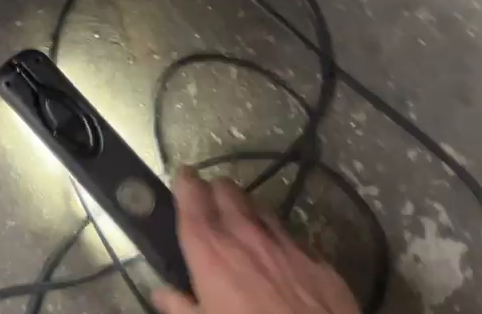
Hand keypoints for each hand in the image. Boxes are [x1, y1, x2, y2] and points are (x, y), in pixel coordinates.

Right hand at [154, 168, 359, 313]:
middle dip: (215, 190)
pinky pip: (294, 237)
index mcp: (207, 243)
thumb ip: (177, 304)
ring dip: (248, 209)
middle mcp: (243, 232)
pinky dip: (282, 239)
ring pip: (260, 206)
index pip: (189, 190)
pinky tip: (283, 258)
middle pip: (226, 188)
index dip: (184, 180)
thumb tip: (161, 294)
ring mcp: (285, 244)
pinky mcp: (320, 262)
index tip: (182, 180)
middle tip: (211, 204)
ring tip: (246, 224)